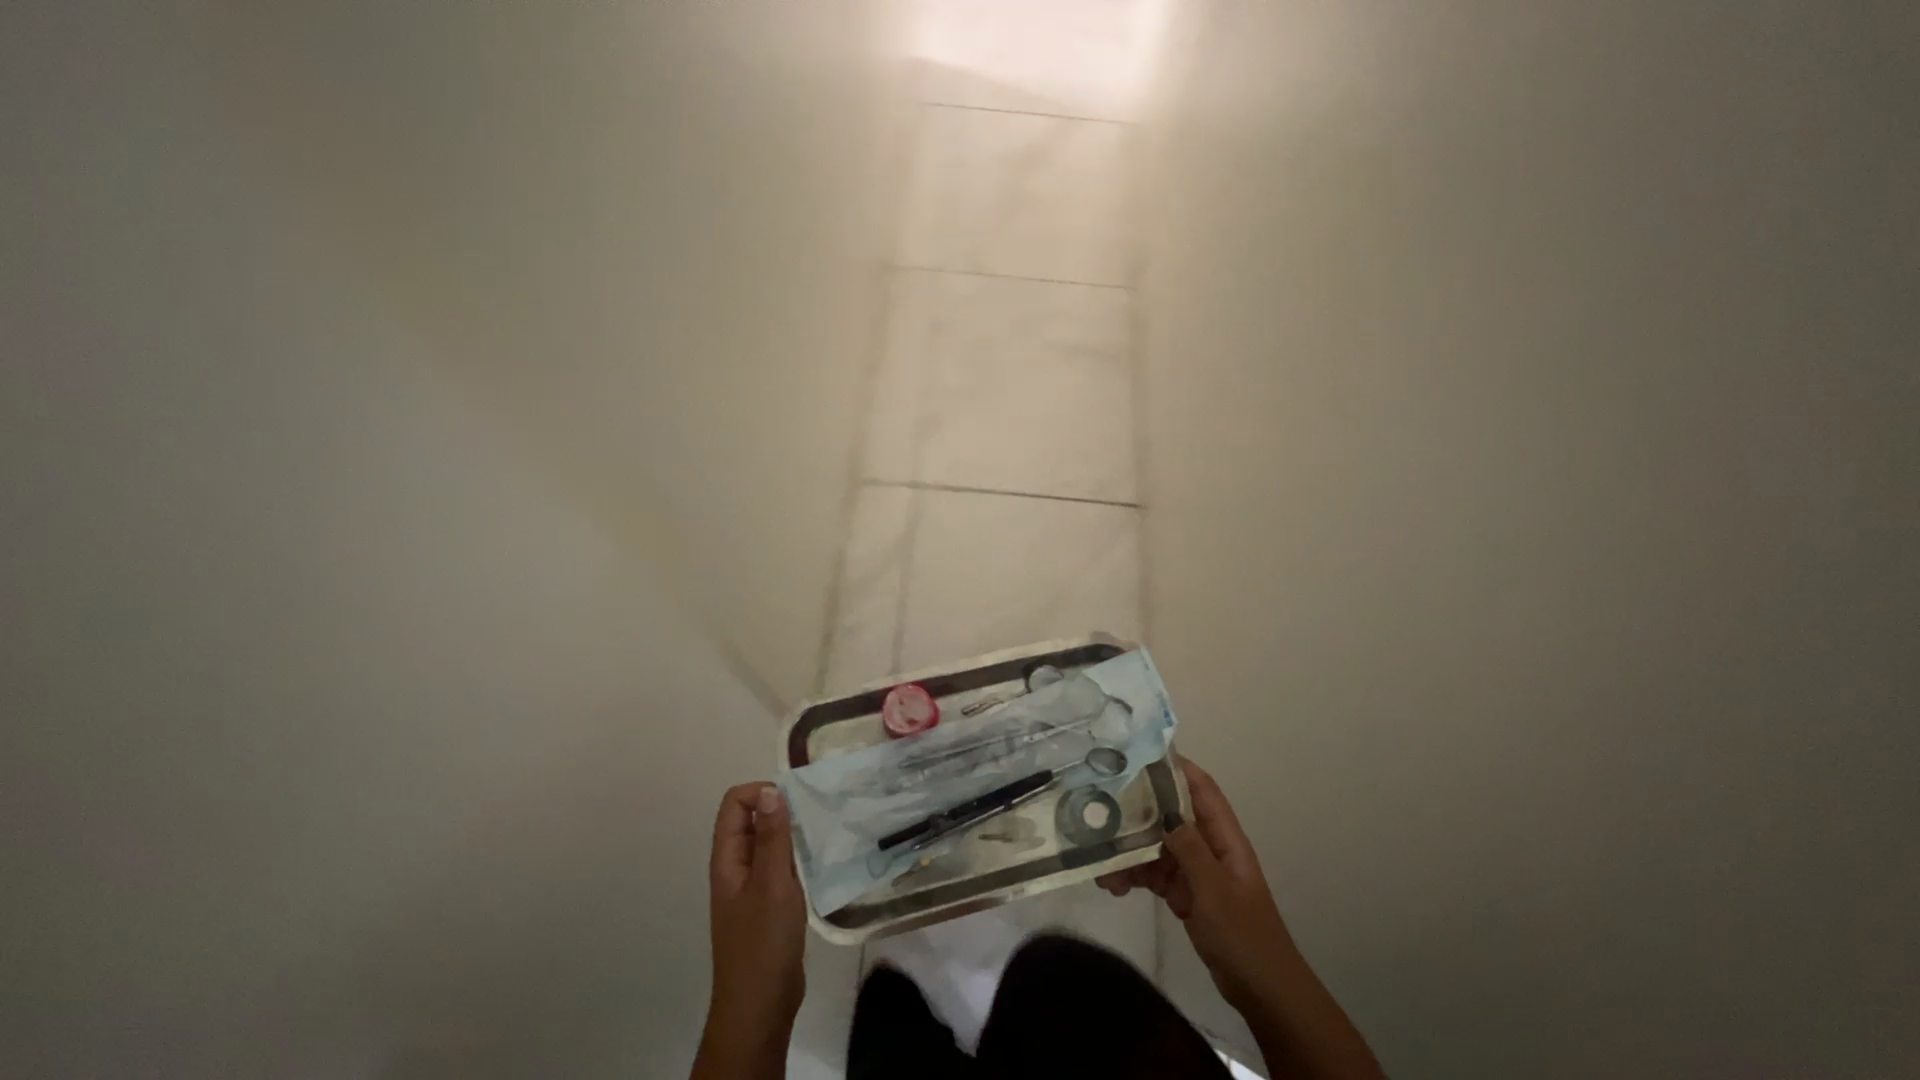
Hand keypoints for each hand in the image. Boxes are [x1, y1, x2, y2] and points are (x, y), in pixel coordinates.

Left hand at [705, 783, 806, 1036]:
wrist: (761, 1004)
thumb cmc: (763, 942)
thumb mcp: (772, 885)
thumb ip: (772, 838)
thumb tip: (770, 790)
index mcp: (727, 859)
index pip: (735, 804)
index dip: (761, 793)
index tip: (797, 802)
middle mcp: (736, 868)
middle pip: (752, 821)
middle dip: (781, 810)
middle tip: (819, 814)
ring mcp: (752, 888)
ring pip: (769, 844)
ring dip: (793, 835)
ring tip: (826, 834)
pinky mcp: (769, 905)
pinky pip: (781, 868)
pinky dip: (799, 859)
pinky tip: (824, 864)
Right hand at [1097, 757, 1295, 1014]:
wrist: (1262, 988)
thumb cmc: (1244, 934)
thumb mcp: (1214, 889)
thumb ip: (1189, 847)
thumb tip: (1163, 806)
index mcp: (1225, 838)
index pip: (1201, 789)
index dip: (1175, 767)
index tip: (1138, 754)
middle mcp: (1209, 846)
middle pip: (1170, 815)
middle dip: (1138, 812)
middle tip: (1100, 806)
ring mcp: (1195, 870)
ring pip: (1156, 846)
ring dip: (1129, 851)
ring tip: (1101, 864)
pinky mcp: (1184, 893)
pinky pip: (1153, 874)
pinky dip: (1133, 876)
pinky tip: (1112, 885)